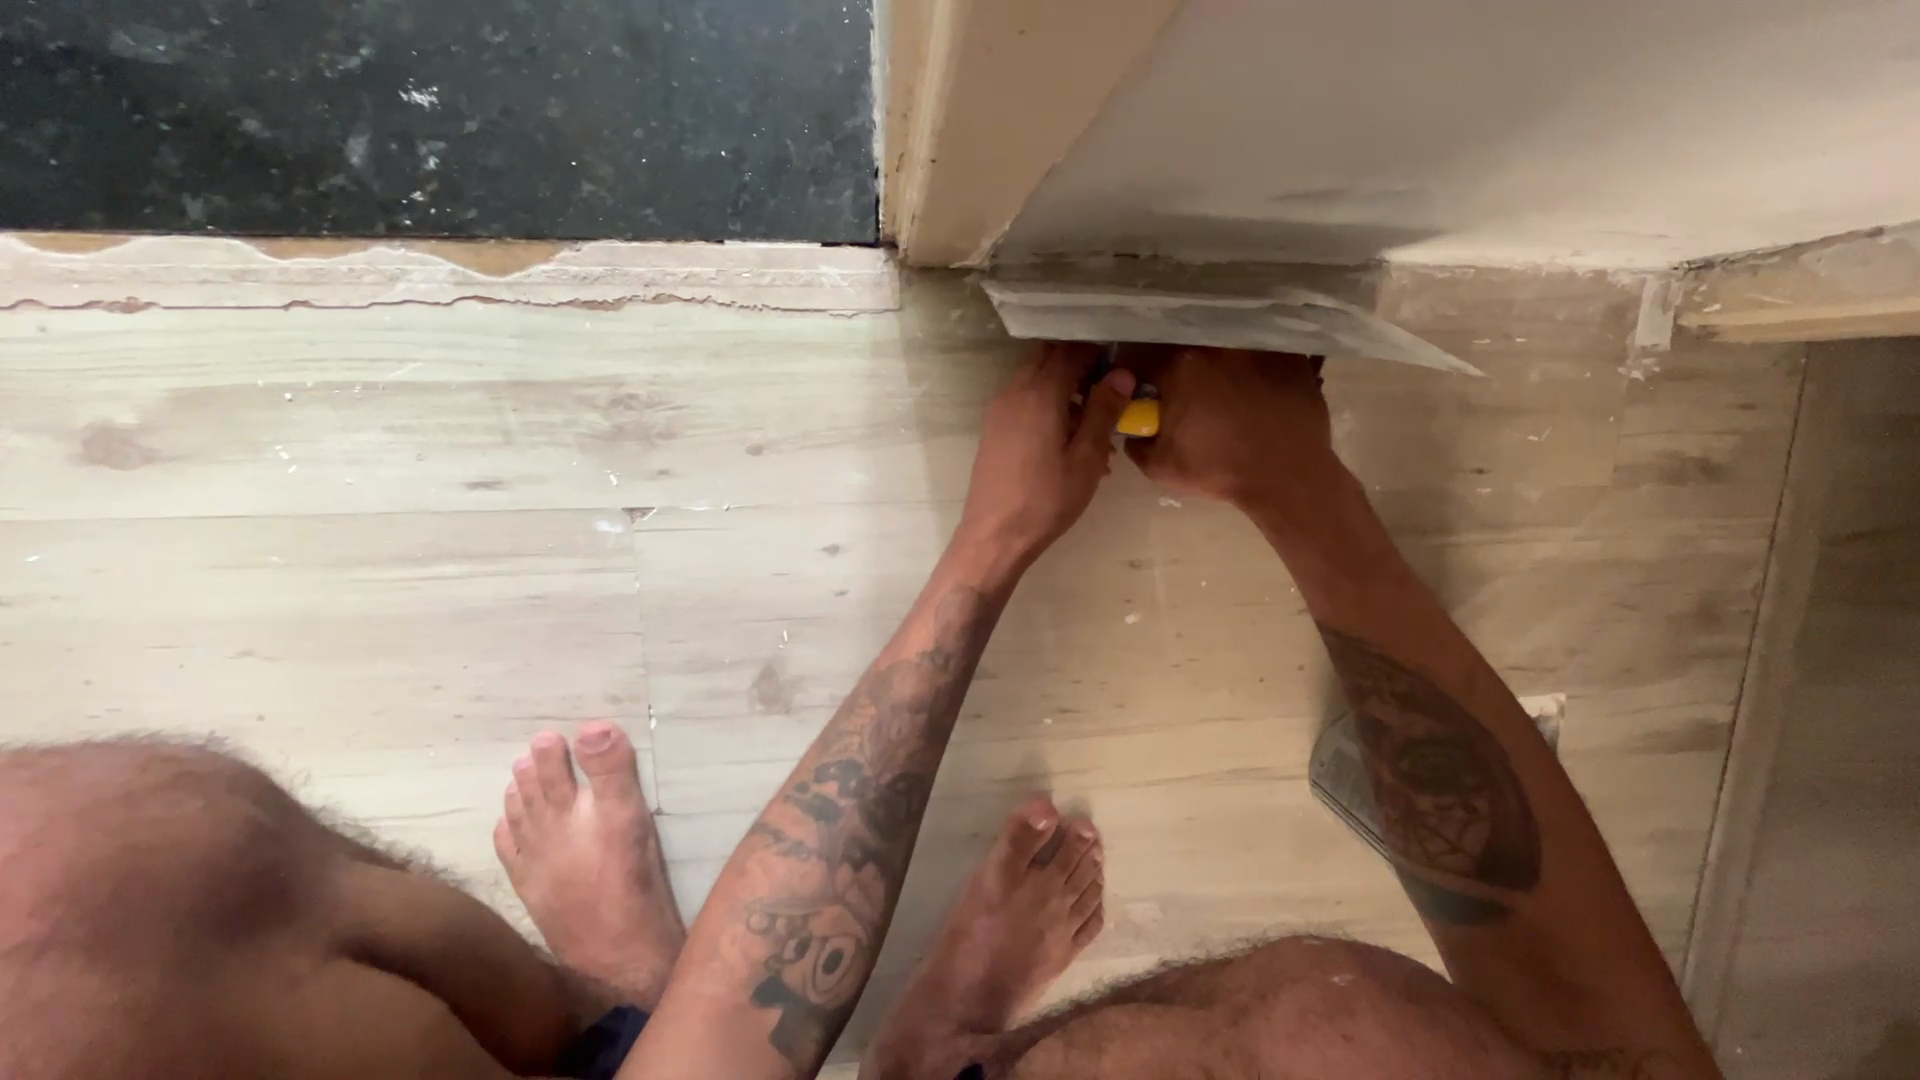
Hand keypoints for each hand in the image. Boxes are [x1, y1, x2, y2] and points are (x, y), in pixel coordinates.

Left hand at [955, 343, 1135, 562]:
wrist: (994, 536)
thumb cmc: (1046, 499)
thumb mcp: (1086, 457)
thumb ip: (1104, 411)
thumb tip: (1122, 373)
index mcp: (1038, 393)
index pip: (1070, 351)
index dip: (1098, 354)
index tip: (1121, 368)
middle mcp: (1013, 392)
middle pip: (1048, 359)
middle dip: (1079, 368)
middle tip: (1108, 395)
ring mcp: (999, 411)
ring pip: (1035, 382)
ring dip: (1065, 392)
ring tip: (1095, 430)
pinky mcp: (994, 430)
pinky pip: (1025, 404)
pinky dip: (1048, 409)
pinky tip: (1071, 446)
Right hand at [1124, 348, 1337, 512]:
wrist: (1286, 476)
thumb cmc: (1218, 470)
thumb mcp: (1159, 467)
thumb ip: (1137, 443)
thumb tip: (1135, 431)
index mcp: (1179, 366)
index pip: (1140, 358)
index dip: (1136, 376)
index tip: (1141, 392)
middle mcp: (1216, 346)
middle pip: (1184, 350)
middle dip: (1178, 370)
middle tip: (1184, 396)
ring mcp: (1256, 348)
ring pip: (1224, 351)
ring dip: (1216, 367)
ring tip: (1223, 395)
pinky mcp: (1289, 357)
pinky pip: (1260, 357)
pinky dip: (1252, 371)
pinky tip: (1256, 394)